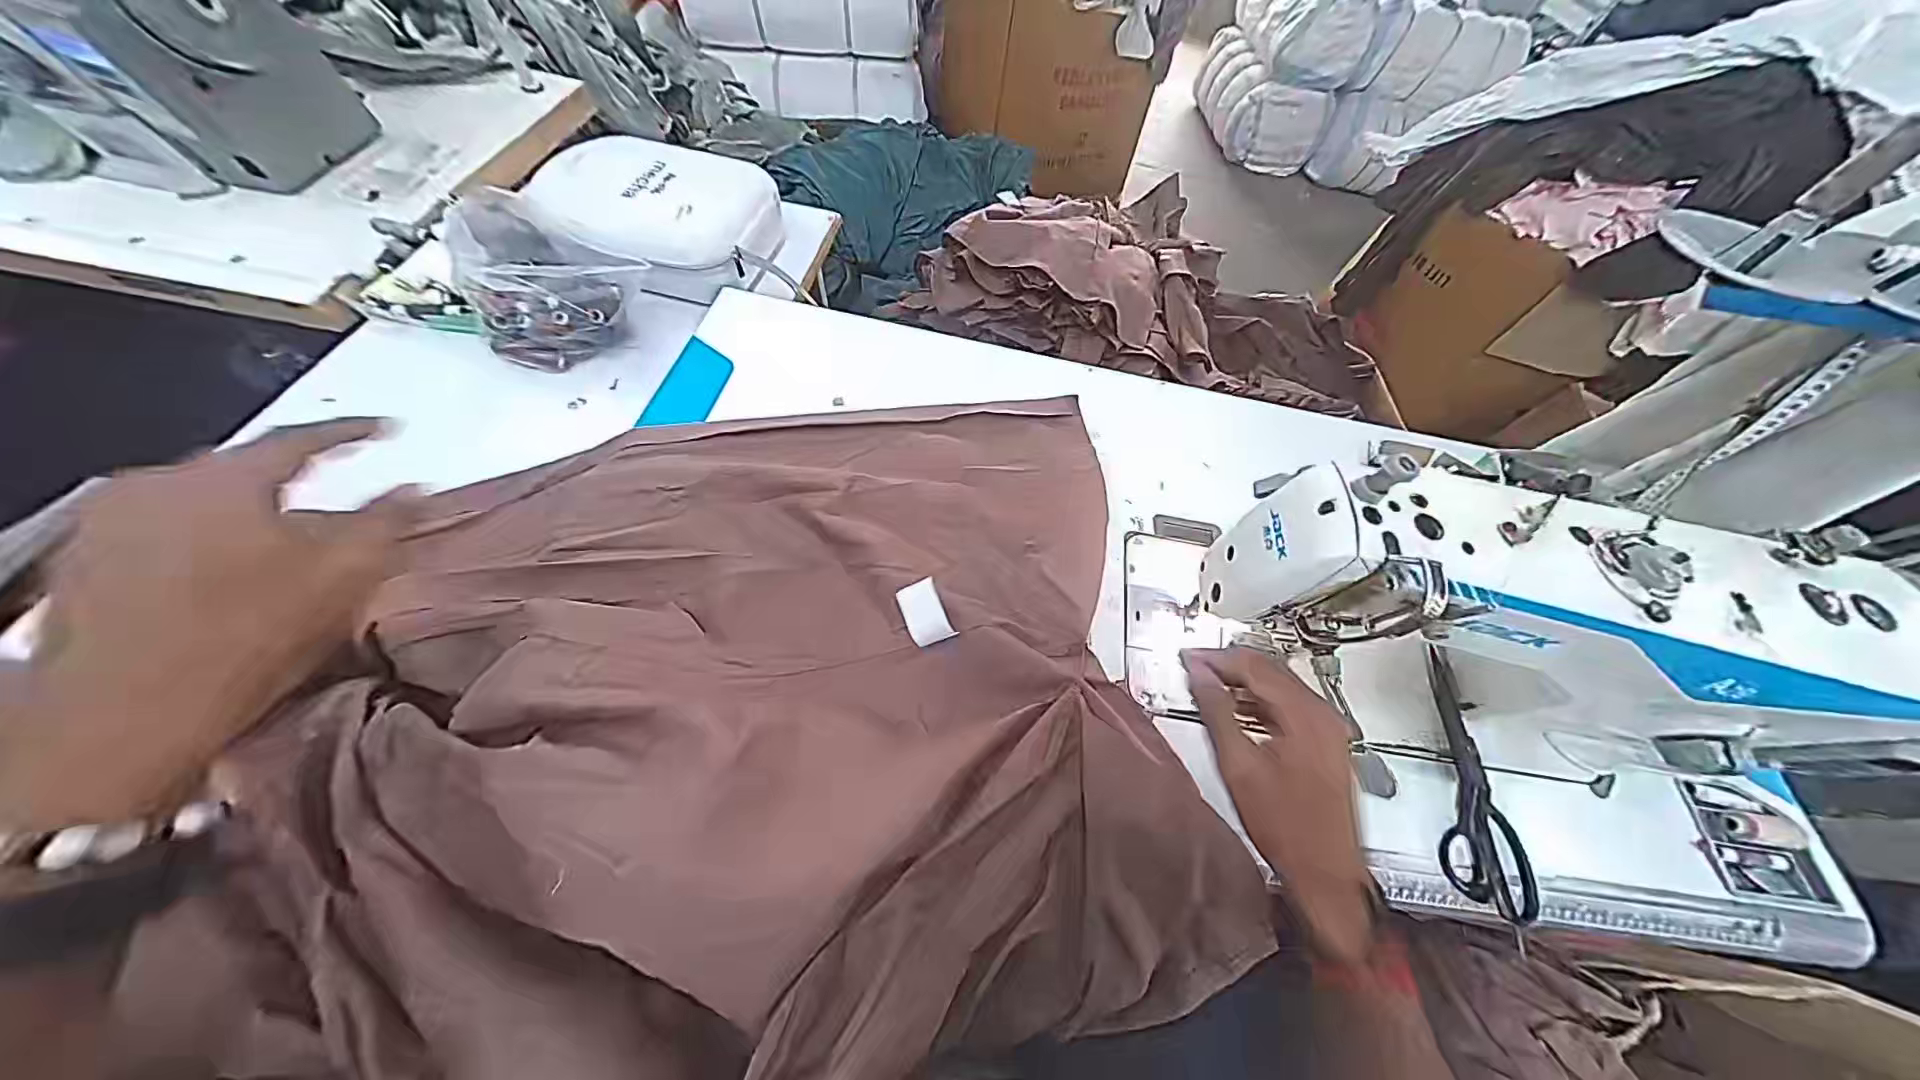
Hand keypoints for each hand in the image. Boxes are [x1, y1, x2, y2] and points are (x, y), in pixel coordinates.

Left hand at [0, 420, 419, 830]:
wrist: (124, 715)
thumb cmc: (252, 633)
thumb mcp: (347, 573)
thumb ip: (389, 521)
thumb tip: (414, 486)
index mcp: (222, 479)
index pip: (302, 438)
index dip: (353, 432)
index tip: (386, 428)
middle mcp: (154, 484)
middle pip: (246, 468)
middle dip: (299, 478)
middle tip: (339, 496)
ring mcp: (107, 521)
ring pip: (203, 499)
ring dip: (251, 511)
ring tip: (286, 540)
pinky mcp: (82, 561)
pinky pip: (166, 527)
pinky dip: (209, 535)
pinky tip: (232, 569)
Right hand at [1182, 647, 1374, 963]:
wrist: (1326, 872)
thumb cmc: (1287, 828)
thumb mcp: (1239, 765)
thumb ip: (1217, 712)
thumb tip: (1201, 678)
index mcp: (1306, 715)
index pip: (1254, 667)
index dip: (1216, 659)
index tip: (1189, 658)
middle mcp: (1324, 715)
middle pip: (1270, 669)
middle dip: (1229, 663)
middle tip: (1195, 665)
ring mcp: (1329, 728)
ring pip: (1280, 684)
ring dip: (1243, 680)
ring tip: (1209, 683)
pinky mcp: (1327, 742)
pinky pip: (1289, 704)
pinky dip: (1260, 699)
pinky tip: (1238, 708)